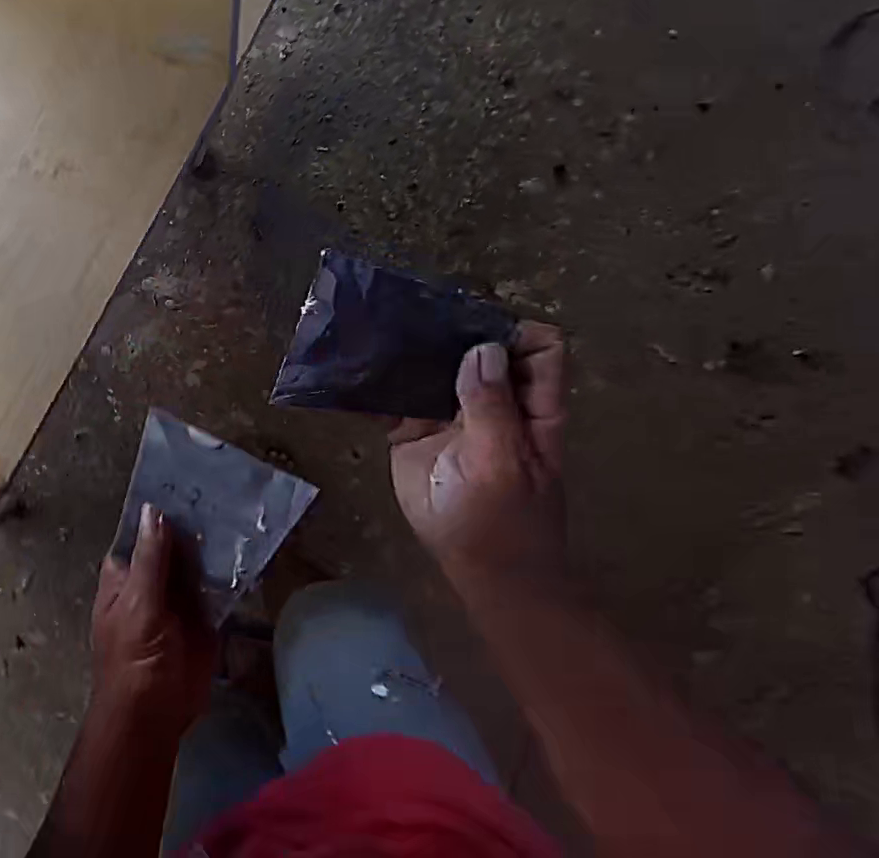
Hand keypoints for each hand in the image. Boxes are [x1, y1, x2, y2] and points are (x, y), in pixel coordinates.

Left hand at [91, 504, 217, 737]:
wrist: (154, 715)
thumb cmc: (133, 656)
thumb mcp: (138, 602)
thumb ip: (149, 559)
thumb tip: (153, 511)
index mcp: (125, 572)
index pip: (141, 532)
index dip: (159, 511)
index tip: (185, 483)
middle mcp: (151, 580)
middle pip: (172, 546)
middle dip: (192, 525)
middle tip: (222, 491)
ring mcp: (178, 599)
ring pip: (196, 565)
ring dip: (213, 547)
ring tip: (240, 511)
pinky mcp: (203, 619)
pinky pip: (216, 590)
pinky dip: (229, 575)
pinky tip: (248, 551)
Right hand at [388, 322, 568, 582]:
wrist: (478, 566)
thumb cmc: (503, 518)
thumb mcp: (503, 461)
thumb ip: (491, 407)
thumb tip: (481, 348)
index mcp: (529, 406)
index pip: (535, 350)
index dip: (509, 329)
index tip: (464, 319)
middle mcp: (488, 402)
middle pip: (472, 352)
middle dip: (443, 332)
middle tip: (401, 312)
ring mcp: (446, 417)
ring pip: (427, 373)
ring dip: (401, 356)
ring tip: (364, 333)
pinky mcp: (410, 433)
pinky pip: (389, 403)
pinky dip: (368, 390)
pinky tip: (343, 376)